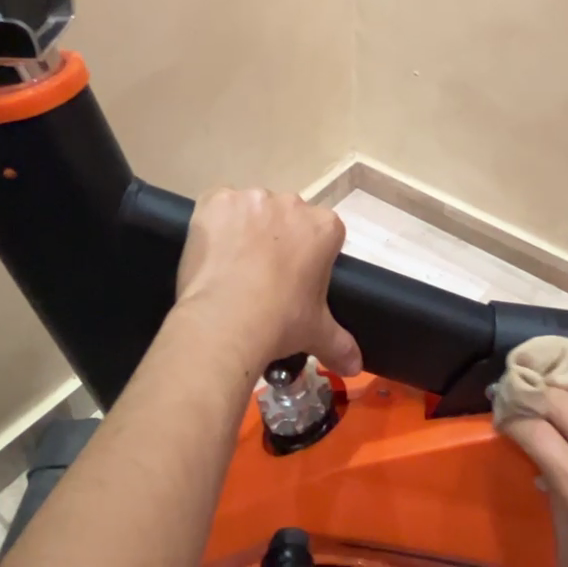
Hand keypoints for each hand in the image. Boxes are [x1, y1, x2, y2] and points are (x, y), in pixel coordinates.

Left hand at [174, 187, 362, 375]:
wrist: (226, 321)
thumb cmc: (281, 322)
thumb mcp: (317, 333)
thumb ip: (340, 344)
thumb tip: (357, 367)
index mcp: (325, 227)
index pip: (321, 233)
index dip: (306, 255)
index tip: (292, 278)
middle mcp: (292, 203)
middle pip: (285, 217)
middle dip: (275, 240)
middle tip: (260, 278)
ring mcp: (253, 199)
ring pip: (251, 210)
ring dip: (244, 231)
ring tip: (231, 269)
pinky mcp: (216, 200)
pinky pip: (217, 206)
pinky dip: (213, 225)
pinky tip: (210, 253)